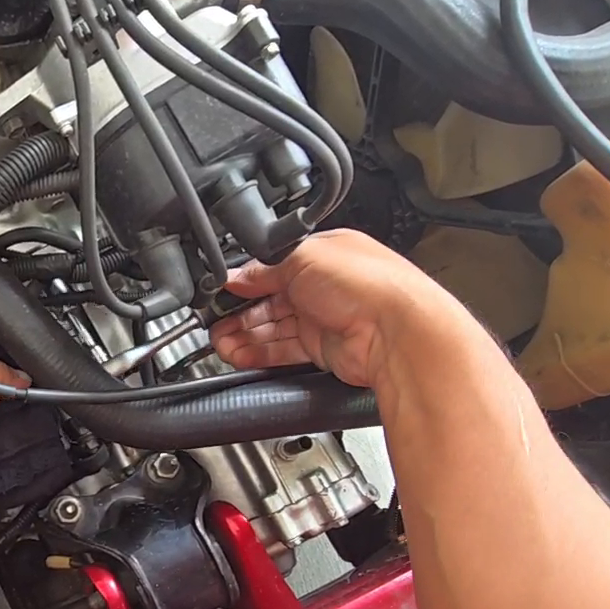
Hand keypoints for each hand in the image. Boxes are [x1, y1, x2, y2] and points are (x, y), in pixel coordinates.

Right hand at [209, 229, 457, 390]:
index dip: (244, 281)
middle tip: (214, 323)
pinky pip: (281, 350)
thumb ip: (263, 269)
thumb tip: (238, 276)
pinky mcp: (321, 348)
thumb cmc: (368, 285)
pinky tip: (238, 354)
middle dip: (238, 312)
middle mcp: (323, 286)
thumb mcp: (302, 258)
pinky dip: (258, 353)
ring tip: (219, 343)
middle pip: (268, 300)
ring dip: (242, 335)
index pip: (271, 267)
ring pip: (272, 328)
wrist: (396, 332)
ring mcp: (322, 318)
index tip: (221, 293)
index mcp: (323, 254)